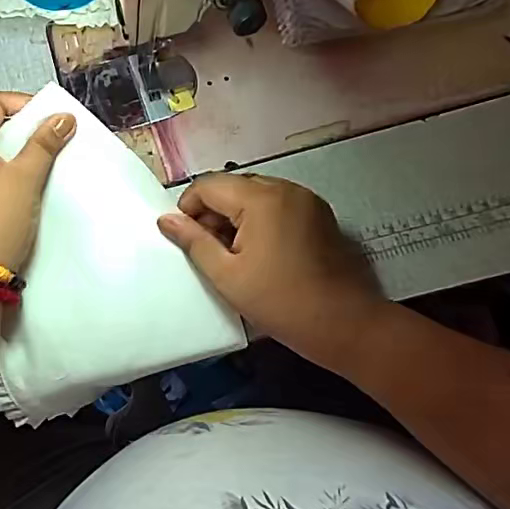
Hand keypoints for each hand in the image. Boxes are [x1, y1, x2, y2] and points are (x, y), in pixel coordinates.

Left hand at [0, 92, 74, 272]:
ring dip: (23, 145)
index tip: (52, 116)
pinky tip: (36, 174)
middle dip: (26, 124)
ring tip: (49, 152)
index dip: (24, 103)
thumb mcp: (26, 176)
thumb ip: (44, 143)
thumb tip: (63, 117)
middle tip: (54, 132)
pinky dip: (16, 164)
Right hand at [157, 174, 387, 359]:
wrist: (343, 324)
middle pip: (233, 186)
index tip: (186, 238)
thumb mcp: (227, 275)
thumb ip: (194, 241)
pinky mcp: (319, 214)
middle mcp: (285, 188)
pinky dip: (261, 219)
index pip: (209, 185)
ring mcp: (306, 199)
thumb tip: (166, 219)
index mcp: (261, 198)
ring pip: (256, 194)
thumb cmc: (280, 302)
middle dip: (213, 211)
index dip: (188, 207)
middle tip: (209, 249)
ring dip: (236, 215)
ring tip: (235, 254)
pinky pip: (278, 204)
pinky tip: (261, 252)